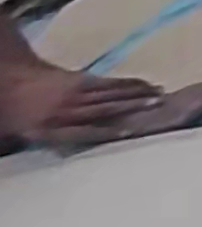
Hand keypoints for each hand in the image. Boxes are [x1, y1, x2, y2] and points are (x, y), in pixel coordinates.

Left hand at [0, 67, 160, 146]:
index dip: (106, 132)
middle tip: (160, 103)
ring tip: (161, 92)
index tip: (131, 131)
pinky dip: (130, 83)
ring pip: (112, 94)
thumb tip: (69, 147)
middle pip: (104, 109)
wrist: (7, 82)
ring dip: (139, 92)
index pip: (80, 133)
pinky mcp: (82, 79)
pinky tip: (145, 83)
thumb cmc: (11, 114)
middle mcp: (63, 112)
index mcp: (43, 129)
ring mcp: (74, 94)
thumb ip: (44, 138)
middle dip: (134, 106)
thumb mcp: (16, 133)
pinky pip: (111, 82)